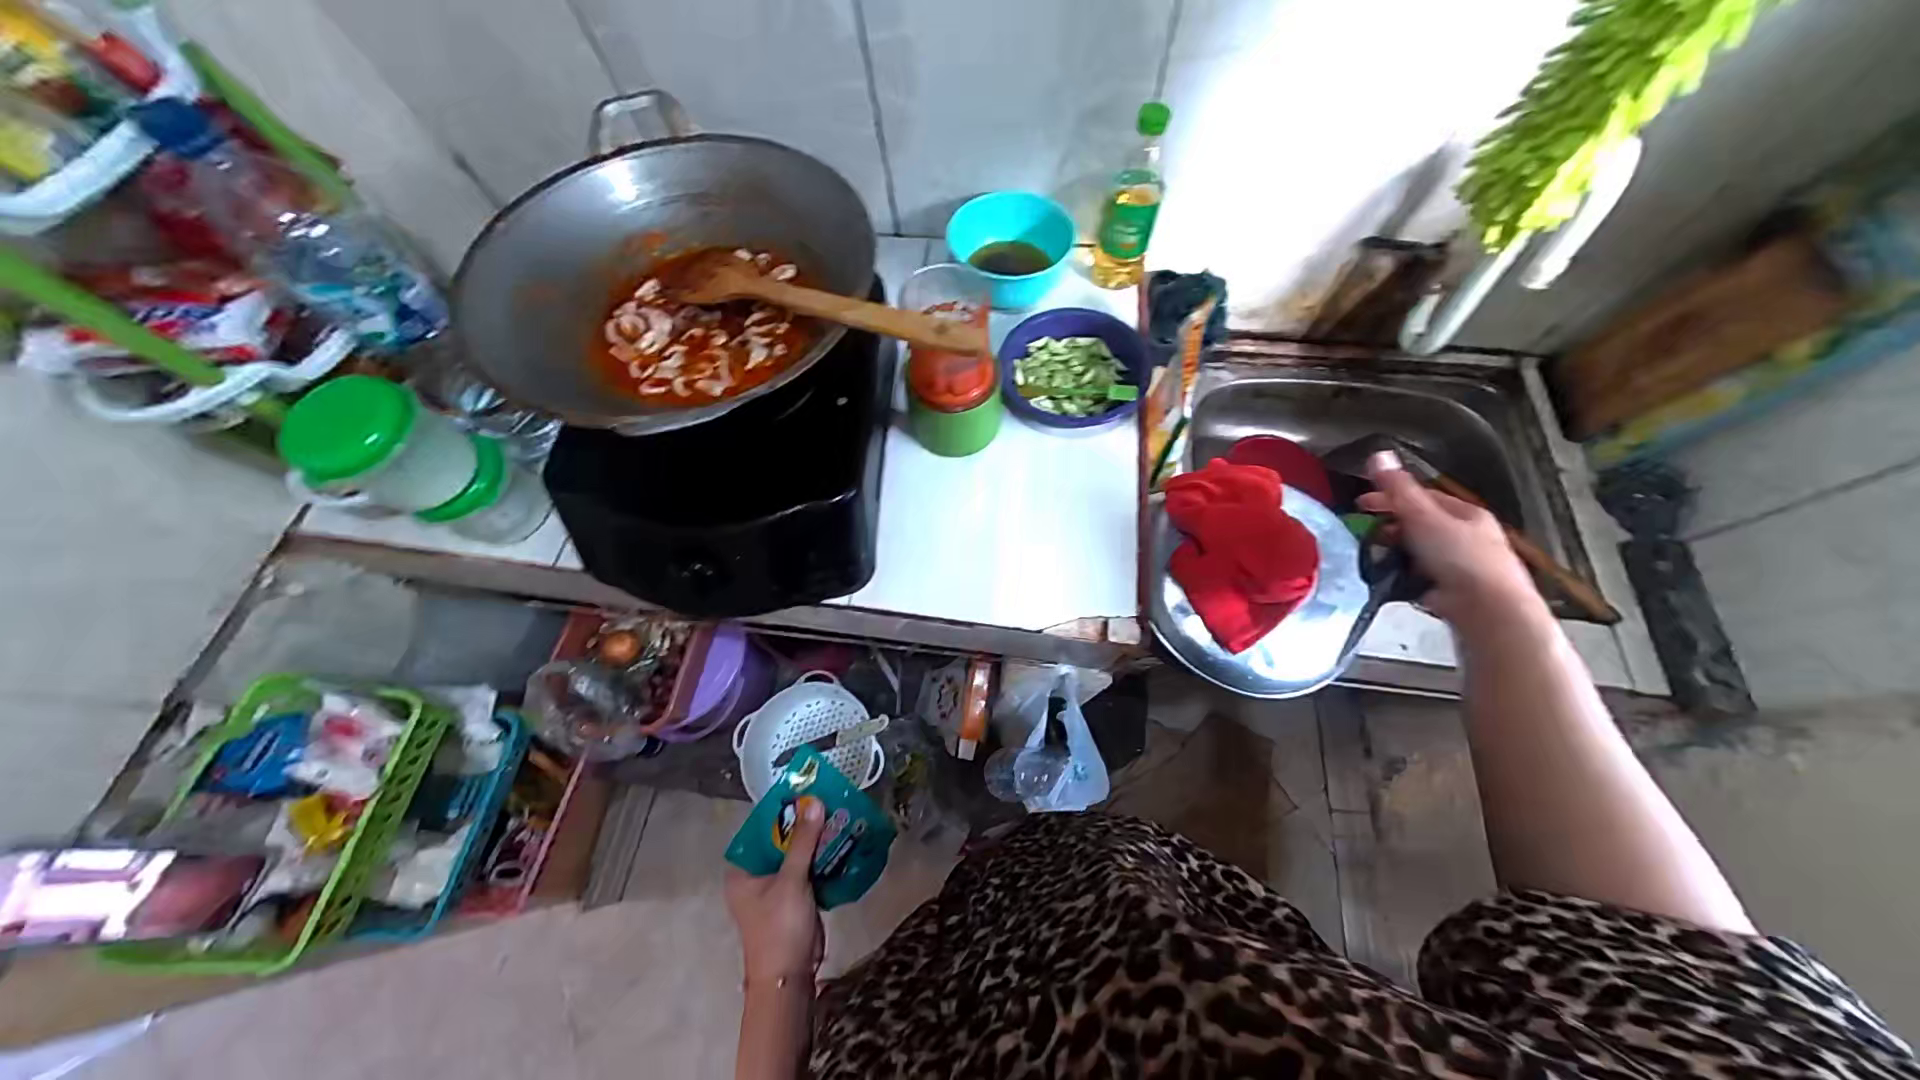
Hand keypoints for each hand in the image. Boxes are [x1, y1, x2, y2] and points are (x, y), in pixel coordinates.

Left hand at [725, 795, 826, 985]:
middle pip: (781, 839)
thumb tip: (814, 801)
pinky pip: (809, 868)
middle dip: (803, 822)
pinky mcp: (796, 896)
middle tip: (828, 797)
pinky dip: (822, 856)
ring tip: (839, 812)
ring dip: (816, 838)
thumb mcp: (791, 880)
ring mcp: (776, 886)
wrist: (790, 978)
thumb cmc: (780, 927)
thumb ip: (803, 841)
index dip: (781, 809)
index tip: (805, 789)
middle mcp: (756, 875)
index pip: (760, 828)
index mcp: (742, 870)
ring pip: (797, 853)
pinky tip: (841, 839)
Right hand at [1356, 450, 1538, 622]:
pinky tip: (1387, 578)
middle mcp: (1467, 536)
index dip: (1390, 496)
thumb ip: (1398, 489)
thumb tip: (1377, 453)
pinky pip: (1418, 575)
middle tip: (1363, 530)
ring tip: (1371, 555)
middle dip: (1391, 524)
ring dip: (1394, 551)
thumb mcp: (1424, 517)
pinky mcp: (1451, 591)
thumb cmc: (1459, 557)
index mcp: (1466, 514)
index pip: (1424, 497)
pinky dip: (1401, 573)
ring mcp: (1460, 565)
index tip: (1360, 503)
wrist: (1486, 609)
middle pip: (1421, 524)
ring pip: (1418, 550)